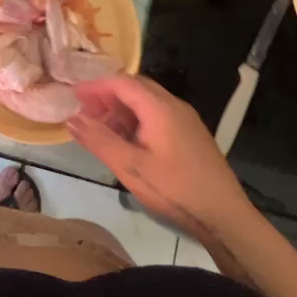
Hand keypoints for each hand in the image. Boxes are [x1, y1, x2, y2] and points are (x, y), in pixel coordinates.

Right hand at [67, 75, 254, 241]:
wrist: (224, 214)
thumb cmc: (175, 190)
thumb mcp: (130, 167)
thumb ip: (99, 141)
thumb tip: (72, 119)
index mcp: (159, 107)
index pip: (121, 82)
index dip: (95, 86)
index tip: (73, 96)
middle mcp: (174, 105)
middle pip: (135, 88)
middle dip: (107, 97)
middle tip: (85, 114)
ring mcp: (185, 118)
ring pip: (147, 102)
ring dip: (122, 110)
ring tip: (102, 132)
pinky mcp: (191, 134)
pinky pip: (158, 115)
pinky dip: (137, 120)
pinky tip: (128, 143)